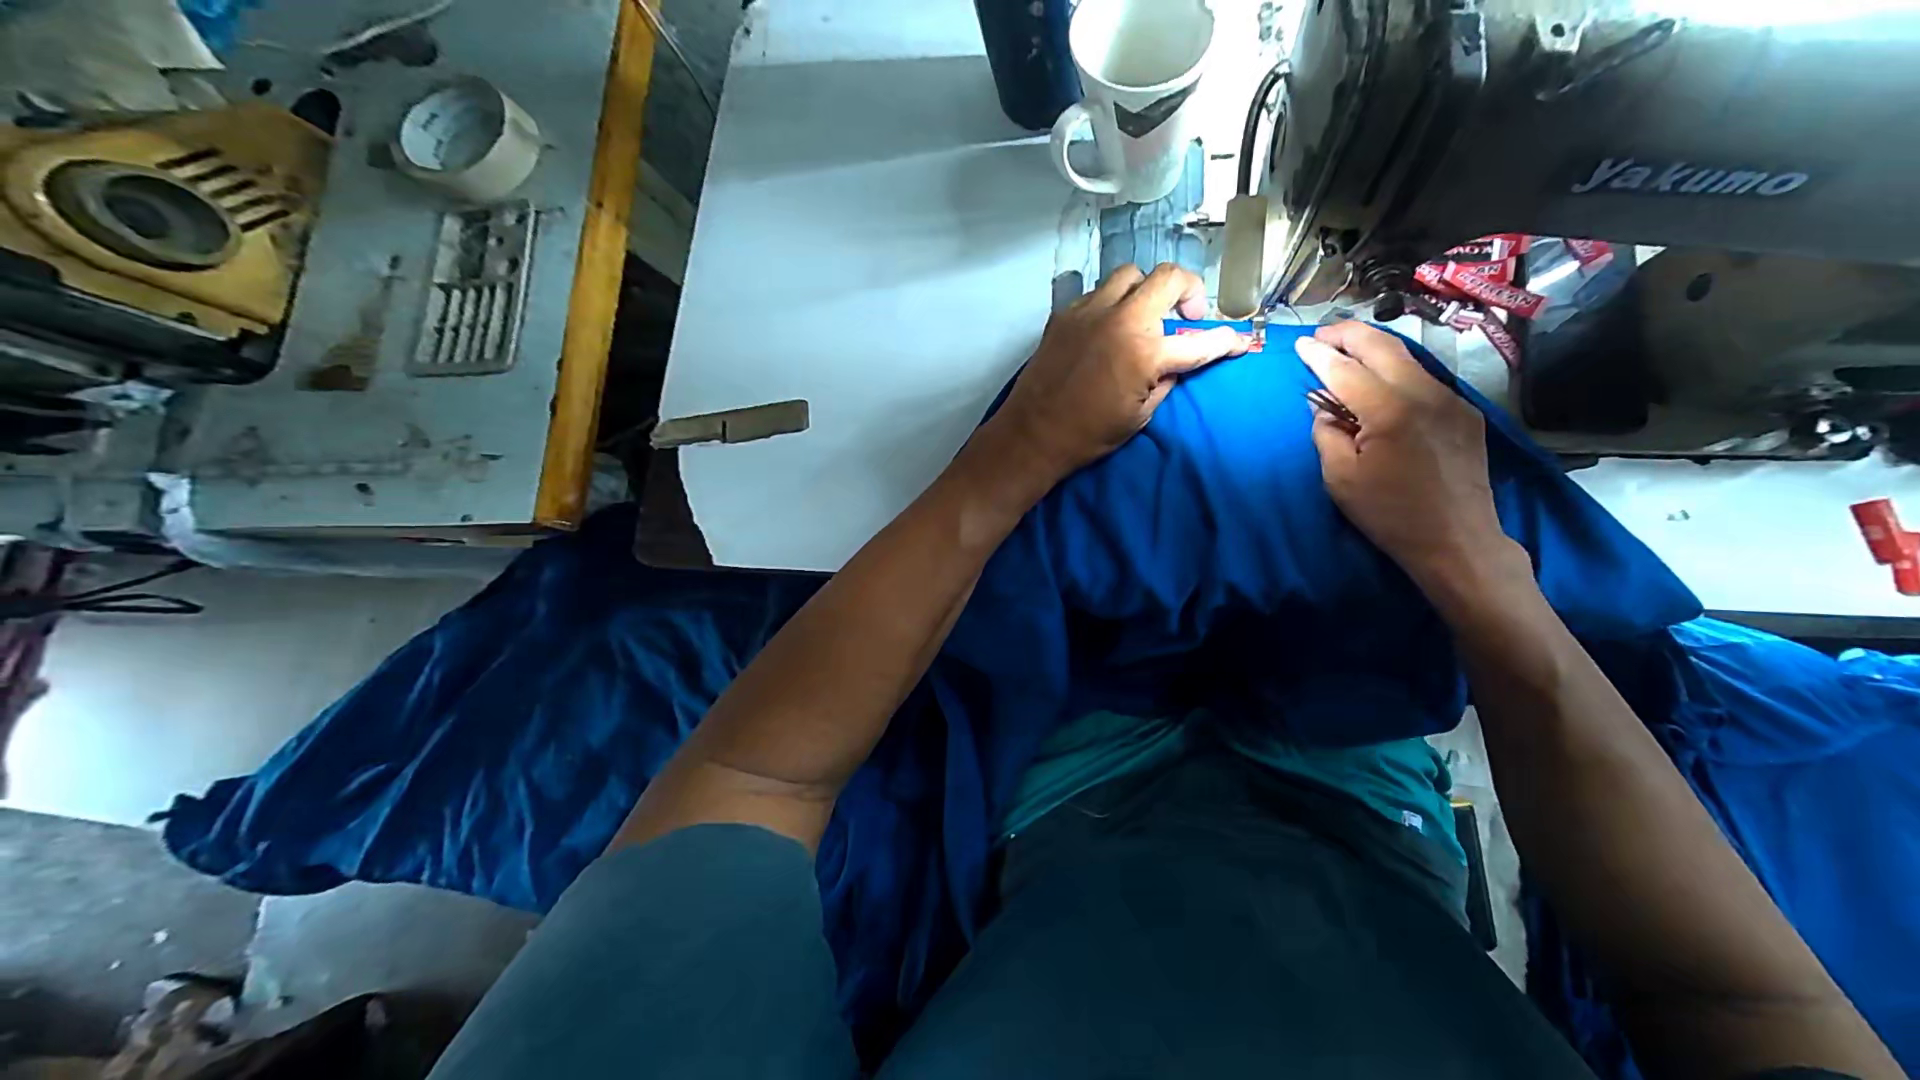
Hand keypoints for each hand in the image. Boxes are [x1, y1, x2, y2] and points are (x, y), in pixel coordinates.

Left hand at [982, 264, 1248, 487]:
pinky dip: (1112, 303)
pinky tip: (1108, 328)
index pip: (1200, 340)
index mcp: (1145, 352)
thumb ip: (1165, 381)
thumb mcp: (1140, 416)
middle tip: (1187, 315)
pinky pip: (1098, 293)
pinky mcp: (1065, 314)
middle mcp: (1120, 320)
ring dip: (1146, 290)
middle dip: (1188, 291)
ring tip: (1144, 317)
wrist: (1032, 435)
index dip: (1225, 341)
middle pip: (1168, 277)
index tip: (1237, 340)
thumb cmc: (1088, 435)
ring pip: (1130, 275)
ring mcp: (1089, 312)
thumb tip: (1175, 363)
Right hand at [1294, 321, 1516, 586]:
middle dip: (1349, 336)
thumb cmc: (1388, 514)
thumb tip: (1324, 407)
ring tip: (1347, 350)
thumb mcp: (1340, 477)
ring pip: (1408, 359)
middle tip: (1322, 335)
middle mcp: (1425, 395)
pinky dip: (1396, 372)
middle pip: (1383, 347)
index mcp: (1390, 411)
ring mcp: (1452, 401)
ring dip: (1374, 349)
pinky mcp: (1465, 414)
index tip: (1300, 344)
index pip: (1346, 370)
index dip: (1319, 355)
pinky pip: (1424, 381)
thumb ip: (1327, 434)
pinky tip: (1381, 383)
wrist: (1456, 540)